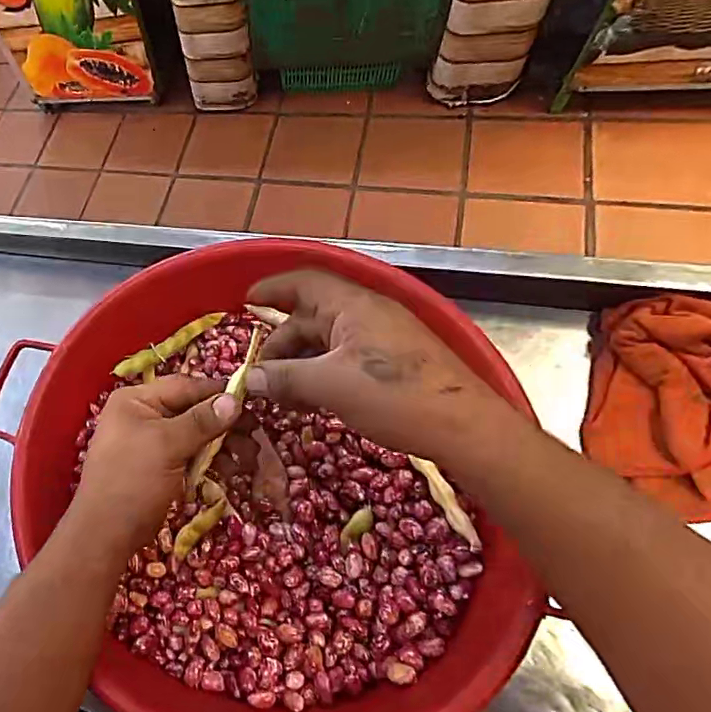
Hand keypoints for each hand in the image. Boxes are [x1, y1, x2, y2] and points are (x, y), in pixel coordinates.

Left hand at [68, 375, 238, 555]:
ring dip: (221, 446)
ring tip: (248, 460)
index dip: (218, 393)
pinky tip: (230, 471)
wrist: (104, 535)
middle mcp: (142, 415)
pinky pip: (189, 456)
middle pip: (192, 411)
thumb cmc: (132, 481)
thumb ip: (201, 421)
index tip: (252, 404)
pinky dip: (209, 462)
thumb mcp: (167, 445)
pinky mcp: (158, 467)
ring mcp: (150, 442)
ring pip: (194, 436)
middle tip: (254, 439)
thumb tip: (233, 400)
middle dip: (224, 425)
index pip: (186, 386)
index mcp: (136, 400)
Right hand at [243, 269, 507, 455]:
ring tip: (283, 396)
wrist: (467, 429)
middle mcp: (368, 314)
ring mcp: (384, 339)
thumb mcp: (330, 386)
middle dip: (280, 344)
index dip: (271, 288)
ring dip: (299, 365)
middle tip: (259, 377)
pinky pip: (345, 360)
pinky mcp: (394, 364)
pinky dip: (321, 375)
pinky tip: (313, 401)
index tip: (243, 303)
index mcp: (353, 306)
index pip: (304, 282)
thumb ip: (285, 378)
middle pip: (310, 316)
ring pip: (327, 342)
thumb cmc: (397, 397)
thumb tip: (250, 379)